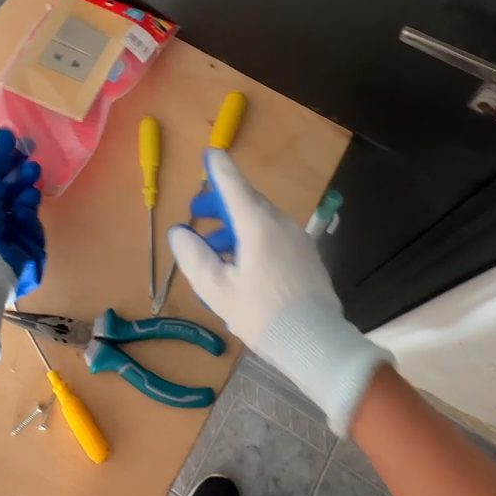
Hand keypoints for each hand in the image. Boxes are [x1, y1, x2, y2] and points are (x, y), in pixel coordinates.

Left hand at [0, 129, 45, 360]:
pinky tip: (27, 202)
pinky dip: (28, 210)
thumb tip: (3, 132)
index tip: (20, 142)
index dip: (4, 158)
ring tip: (30, 178)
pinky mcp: (24, 244)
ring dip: (25, 187)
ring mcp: (6, 230)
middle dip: (19, 171)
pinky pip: (30, 220)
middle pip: (9, 186)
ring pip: (22, 201)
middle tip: (30, 158)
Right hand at [167, 150, 391, 434]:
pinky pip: (274, 237)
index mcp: (257, 224)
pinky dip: (253, 240)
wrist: (317, 343)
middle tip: (198, 212)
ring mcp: (297, 239)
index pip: (234, 185)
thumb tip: (179, 232)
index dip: (219, 169)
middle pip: (247, 203)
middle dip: (221, 204)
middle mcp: (280, 223)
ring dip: (235, 226)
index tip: (210, 153)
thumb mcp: (218, 290)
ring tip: (214, 249)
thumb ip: (195, 257)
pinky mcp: (307, 256)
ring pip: (261, 221)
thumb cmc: (262, 314)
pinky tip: (242, 266)